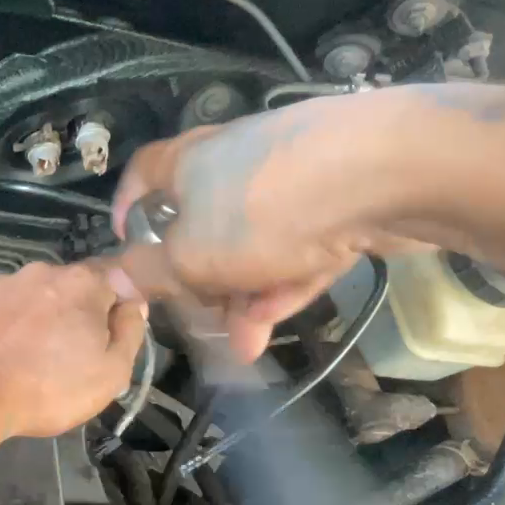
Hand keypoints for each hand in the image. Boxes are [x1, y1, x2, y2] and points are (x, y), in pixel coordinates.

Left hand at [0, 262, 147, 438]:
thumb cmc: (49, 389)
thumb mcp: (111, 373)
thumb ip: (130, 331)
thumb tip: (133, 305)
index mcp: (83, 282)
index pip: (113, 283)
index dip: (113, 310)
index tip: (104, 340)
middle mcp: (40, 271)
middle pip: (68, 288)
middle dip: (71, 313)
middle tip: (64, 355)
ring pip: (29, 295)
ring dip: (33, 316)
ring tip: (25, 356)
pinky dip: (0, 322)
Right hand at [108, 90, 434, 360]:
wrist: (392, 172)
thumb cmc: (265, 210)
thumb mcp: (190, 256)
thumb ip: (150, 272)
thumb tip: (112, 278)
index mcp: (189, 162)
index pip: (144, 173)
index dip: (127, 205)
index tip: (125, 243)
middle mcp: (236, 162)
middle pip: (203, 222)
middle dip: (199, 278)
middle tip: (199, 317)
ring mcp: (294, 178)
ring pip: (254, 242)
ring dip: (244, 294)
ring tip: (244, 343)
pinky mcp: (342, 198)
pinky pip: (299, 245)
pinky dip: (284, 281)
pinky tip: (276, 321)